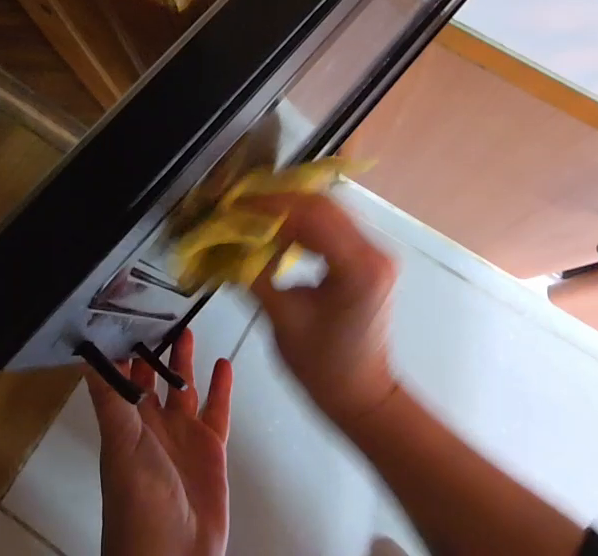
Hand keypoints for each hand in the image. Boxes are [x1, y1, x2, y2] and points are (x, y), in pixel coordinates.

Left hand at [85, 329, 232, 555]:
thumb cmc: (139, 501)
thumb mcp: (121, 444)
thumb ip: (110, 399)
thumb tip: (86, 357)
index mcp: (126, 424)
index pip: (123, 377)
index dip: (125, 349)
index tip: (127, 314)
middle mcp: (153, 426)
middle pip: (153, 379)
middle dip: (156, 349)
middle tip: (161, 313)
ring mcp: (183, 437)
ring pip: (184, 388)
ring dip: (186, 361)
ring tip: (187, 329)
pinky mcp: (210, 448)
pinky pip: (217, 410)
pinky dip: (222, 388)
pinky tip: (225, 364)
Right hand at [248, 191, 399, 428]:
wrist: (361, 394)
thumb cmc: (323, 368)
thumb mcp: (283, 320)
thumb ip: (255, 276)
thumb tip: (222, 246)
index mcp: (358, 268)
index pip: (313, 217)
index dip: (271, 207)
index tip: (235, 207)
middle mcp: (375, 251)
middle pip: (323, 206)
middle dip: (278, 203)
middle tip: (240, 207)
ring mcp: (376, 251)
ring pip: (328, 211)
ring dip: (290, 210)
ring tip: (253, 216)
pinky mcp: (368, 256)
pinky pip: (333, 225)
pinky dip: (303, 223)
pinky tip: (278, 230)